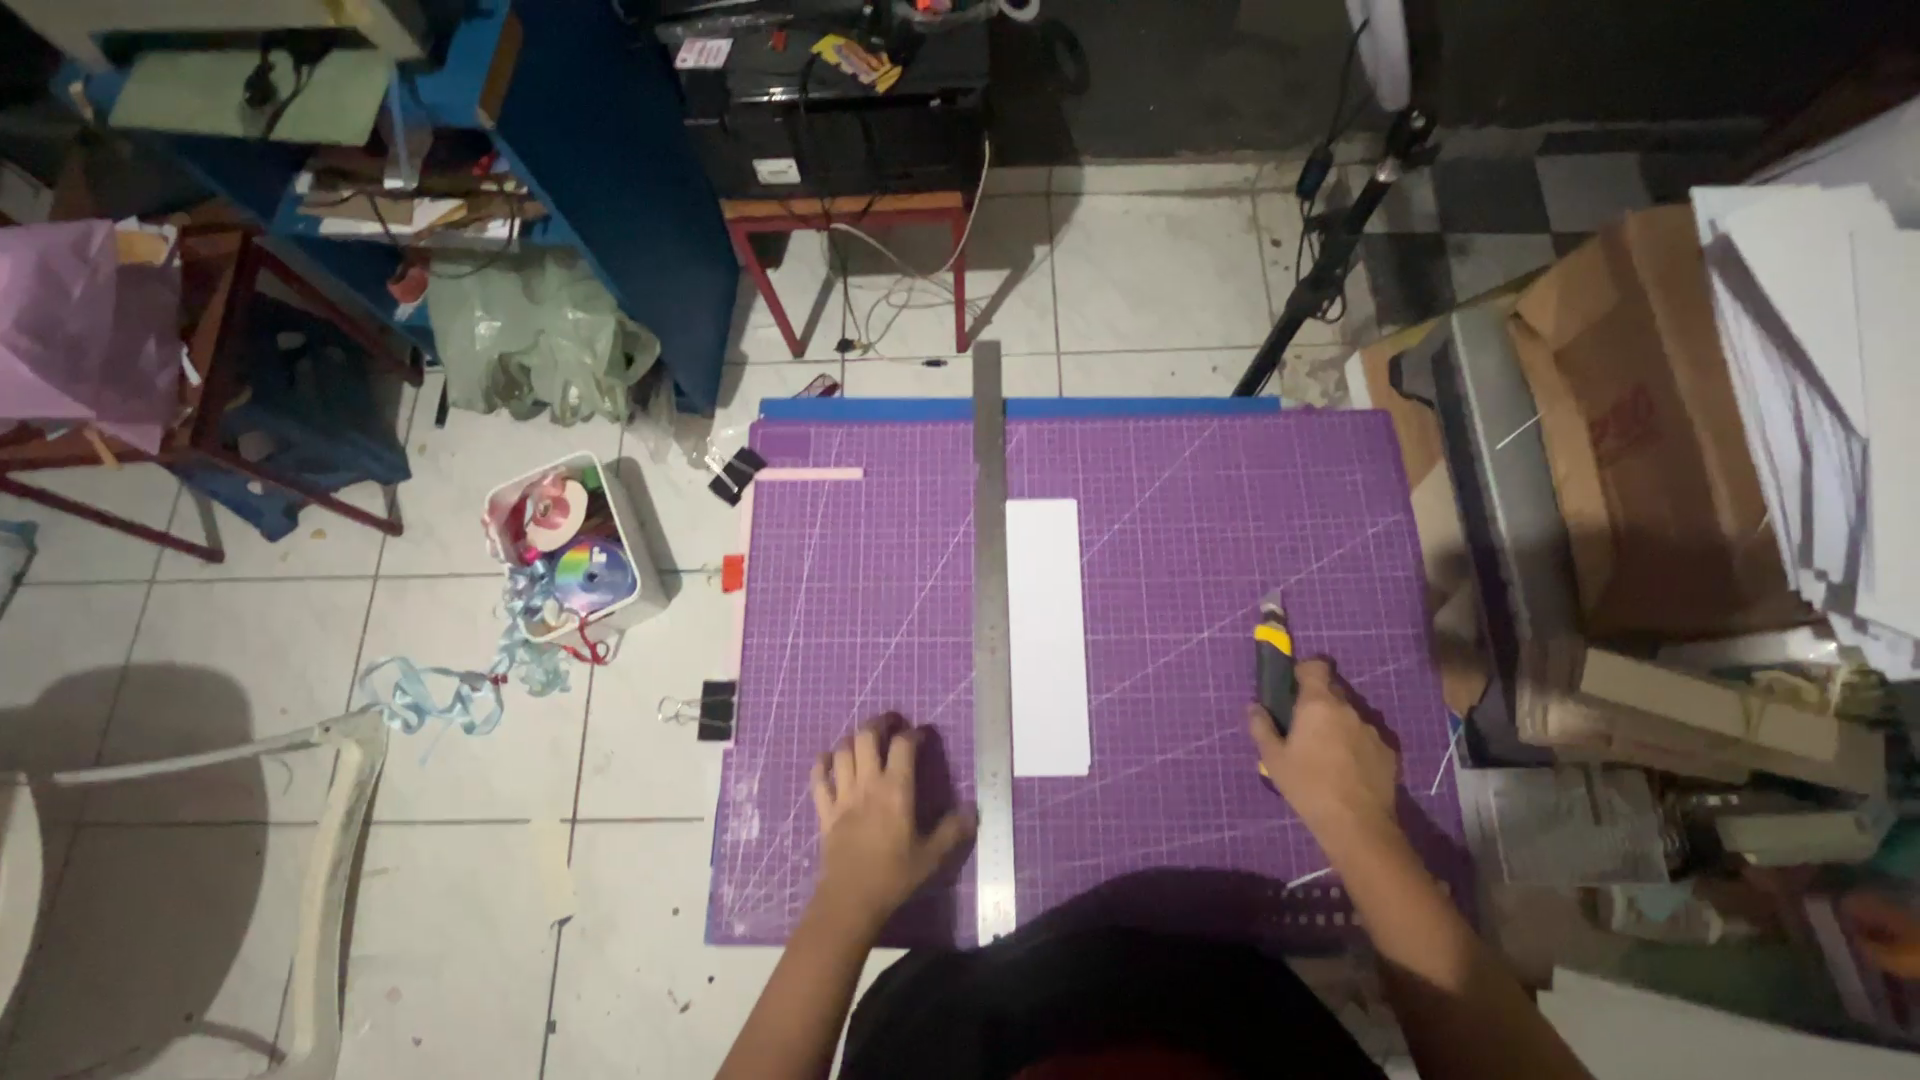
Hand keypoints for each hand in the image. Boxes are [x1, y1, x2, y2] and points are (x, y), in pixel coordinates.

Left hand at [810, 716, 974, 931]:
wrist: (851, 900)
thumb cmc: (894, 876)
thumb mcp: (933, 856)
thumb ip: (954, 830)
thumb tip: (973, 809)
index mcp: (896, 790)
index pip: (904, 745)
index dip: (915, 733)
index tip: (923, 735)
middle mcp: (867, 784)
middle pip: (867, 737)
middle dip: (880, 723)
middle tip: (892, 723)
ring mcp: (842, 796)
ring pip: (842, 751)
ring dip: (853, 739)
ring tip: (865, 741)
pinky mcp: (824, 811)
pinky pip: (818, 778)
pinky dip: (822, 763)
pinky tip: (828, 760)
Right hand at [1247, 658, 1402, 850]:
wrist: (1356, 823)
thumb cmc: (1307, 785)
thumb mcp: (1273, 758)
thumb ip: (1261, 727)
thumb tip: (1254, 706)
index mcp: (1318, 704)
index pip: (1316, 666)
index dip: (1304, 671)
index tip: (1293, 687)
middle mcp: (1349, 709)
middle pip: (1333, 691)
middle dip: (1318, 701)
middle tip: (1304, 726)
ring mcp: (1373, 729)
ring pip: (1351, 715)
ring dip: (1338, 723)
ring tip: (1327, 752)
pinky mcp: (1389, 750)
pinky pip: (1367, 737)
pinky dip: (1356, 743)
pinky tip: (1348, 768)